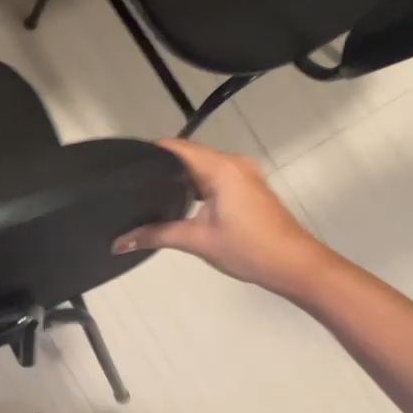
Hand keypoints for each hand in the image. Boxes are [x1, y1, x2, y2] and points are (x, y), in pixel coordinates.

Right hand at [114, 139, 333, 293]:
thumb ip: (155, 235)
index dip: (151, 151)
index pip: (178, 147)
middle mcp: (233, 163)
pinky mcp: (248, 187)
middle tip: (131, 181)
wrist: (294, 264)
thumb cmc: (247, 248)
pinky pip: (214, 175)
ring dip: (180, 176)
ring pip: (203, 166)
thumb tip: (118, 242)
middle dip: (162, 165)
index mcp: (220, 168)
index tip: (125, 162)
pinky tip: (179, 201)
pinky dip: (196, 184)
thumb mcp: (196, 241)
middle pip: (190, 154)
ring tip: (149, 191)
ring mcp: (244, 174)